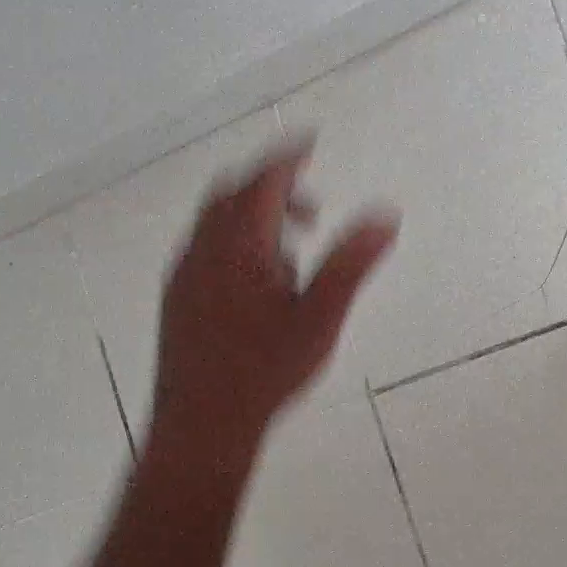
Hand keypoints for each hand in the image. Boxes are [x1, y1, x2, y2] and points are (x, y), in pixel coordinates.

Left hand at [150, 136, 398, 460]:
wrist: (202, 427)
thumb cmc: (266, 370)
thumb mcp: (322, 316)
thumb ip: (352, 262)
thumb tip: (387, 214)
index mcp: (236, 248)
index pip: (261, 184)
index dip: (287, 157)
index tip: (310, 139)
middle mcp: (202, 253)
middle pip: (230, 195)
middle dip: (271, 185)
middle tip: (313, 203)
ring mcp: (185, 277)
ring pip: (215, 223)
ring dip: (255, 215)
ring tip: (298, 246)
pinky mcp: (179, 300)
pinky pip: (207, 247)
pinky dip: (239, 239)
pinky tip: (266, 279)